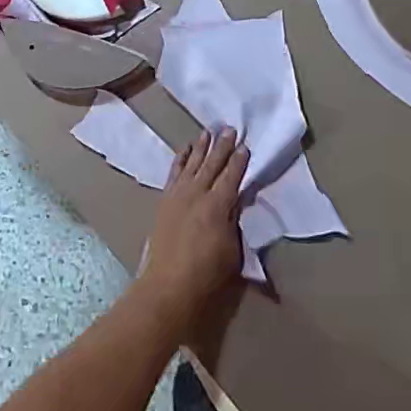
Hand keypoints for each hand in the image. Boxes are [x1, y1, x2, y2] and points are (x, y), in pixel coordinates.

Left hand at [132, 127, 247, 340]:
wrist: (170, 282)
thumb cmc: (208, 271)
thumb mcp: (232, 247)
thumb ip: (233, 220)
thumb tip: (234, 203)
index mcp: (217, 205)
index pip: (232, 177)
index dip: (239, 161)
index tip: (245, 145)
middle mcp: (197, 193)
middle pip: (212, 164)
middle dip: (221, 146)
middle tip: (229, 128)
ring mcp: (178, 195)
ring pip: (192, 164)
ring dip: (200, 147)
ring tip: (207, 132)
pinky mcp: (165, 200)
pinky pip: (174, 173)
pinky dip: (180, 159)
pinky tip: (184, 150)